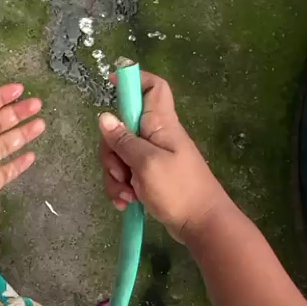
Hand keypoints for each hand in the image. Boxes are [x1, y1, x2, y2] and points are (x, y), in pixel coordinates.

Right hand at [97, 71, 234, 241]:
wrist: (202, 226)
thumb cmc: (179, 190)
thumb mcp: (146, 164)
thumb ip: (124, 141)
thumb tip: (104, 117)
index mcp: (161, 125)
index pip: (153, 88)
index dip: (133, 80)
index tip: (110, 85)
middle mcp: (156, 136)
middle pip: (121, 128)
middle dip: (111, 151)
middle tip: (119, 171)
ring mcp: (152, 157)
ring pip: (119, 154)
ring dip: (114, 175)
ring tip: (126, 196)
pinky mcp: (148, 176)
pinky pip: (125, 174)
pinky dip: (121, 188)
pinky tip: (126, 203)